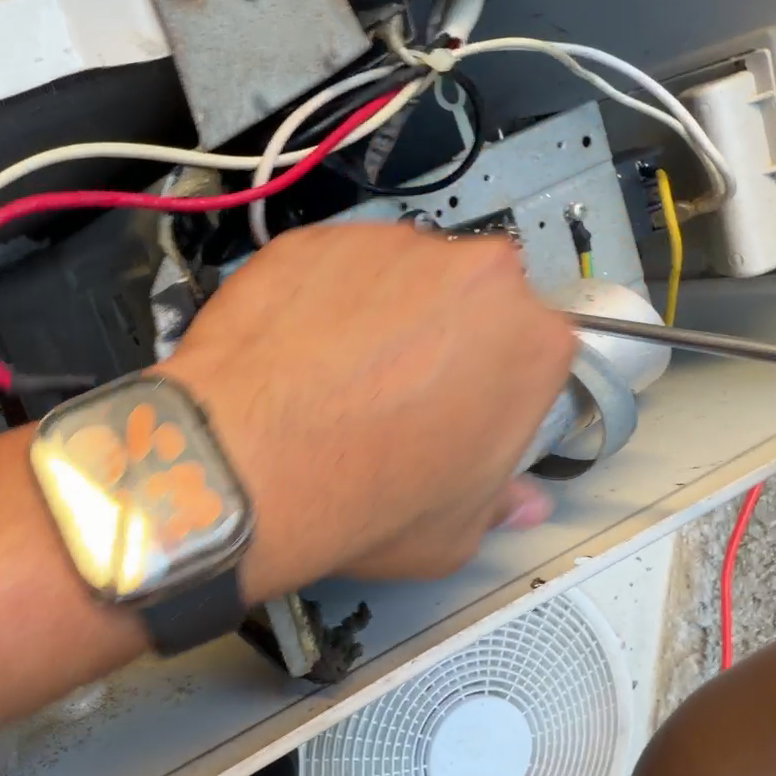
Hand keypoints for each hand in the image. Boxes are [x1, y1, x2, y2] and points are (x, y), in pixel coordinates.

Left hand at [155, 221, 573, 599]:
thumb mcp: (450, 532)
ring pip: (390, 275)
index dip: (479, 382)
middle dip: (429, 338)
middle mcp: (472, 276)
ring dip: (366, 312)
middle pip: (460, 299)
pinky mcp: (313, 242)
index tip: (447, 402)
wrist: (245, 465)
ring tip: (322, 373)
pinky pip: (322, 266)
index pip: (520, 349)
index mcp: (531, 343)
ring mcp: (386, 249)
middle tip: (379, 388)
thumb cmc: (354, 501)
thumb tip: (515, 500)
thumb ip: (493, 501)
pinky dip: (308, 297)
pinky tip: (286, 349)